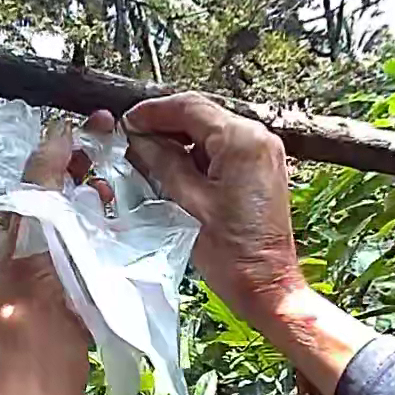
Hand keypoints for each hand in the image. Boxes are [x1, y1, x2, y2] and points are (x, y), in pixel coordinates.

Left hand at [0, 110, 114, 394]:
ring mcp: (56, 267)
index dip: (67, 141)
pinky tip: (122, 233)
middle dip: (85, 168)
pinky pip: (91, 252)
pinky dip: (106, 235)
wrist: (40, 374)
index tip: (100, 125)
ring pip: (78, 221)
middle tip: (113, 157)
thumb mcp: (36, 233)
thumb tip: (57, 134)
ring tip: (114, 197)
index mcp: (20, 223)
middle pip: (60, 191)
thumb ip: (44, 182)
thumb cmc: (36, 305)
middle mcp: (34, 240)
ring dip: (96, 202)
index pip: (42, 167)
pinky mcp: (75, 292)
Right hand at [124, 93, 374, 394]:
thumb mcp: (188, 205)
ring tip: (150, 161)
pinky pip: (226, 154)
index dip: (153, 112)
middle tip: (134, 142)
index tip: (127, 123)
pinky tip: (177, 174)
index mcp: (242, 141)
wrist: (267, 286)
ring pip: (213, 136)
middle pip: (203, 118)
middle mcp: (259, 139)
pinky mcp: (263, 174)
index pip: (190, 107)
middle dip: (166, 127)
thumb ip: (163, 165)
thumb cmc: (232, 254)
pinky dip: (200, 159)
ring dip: (182, 144)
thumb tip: (140, 141)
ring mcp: (265, 155)